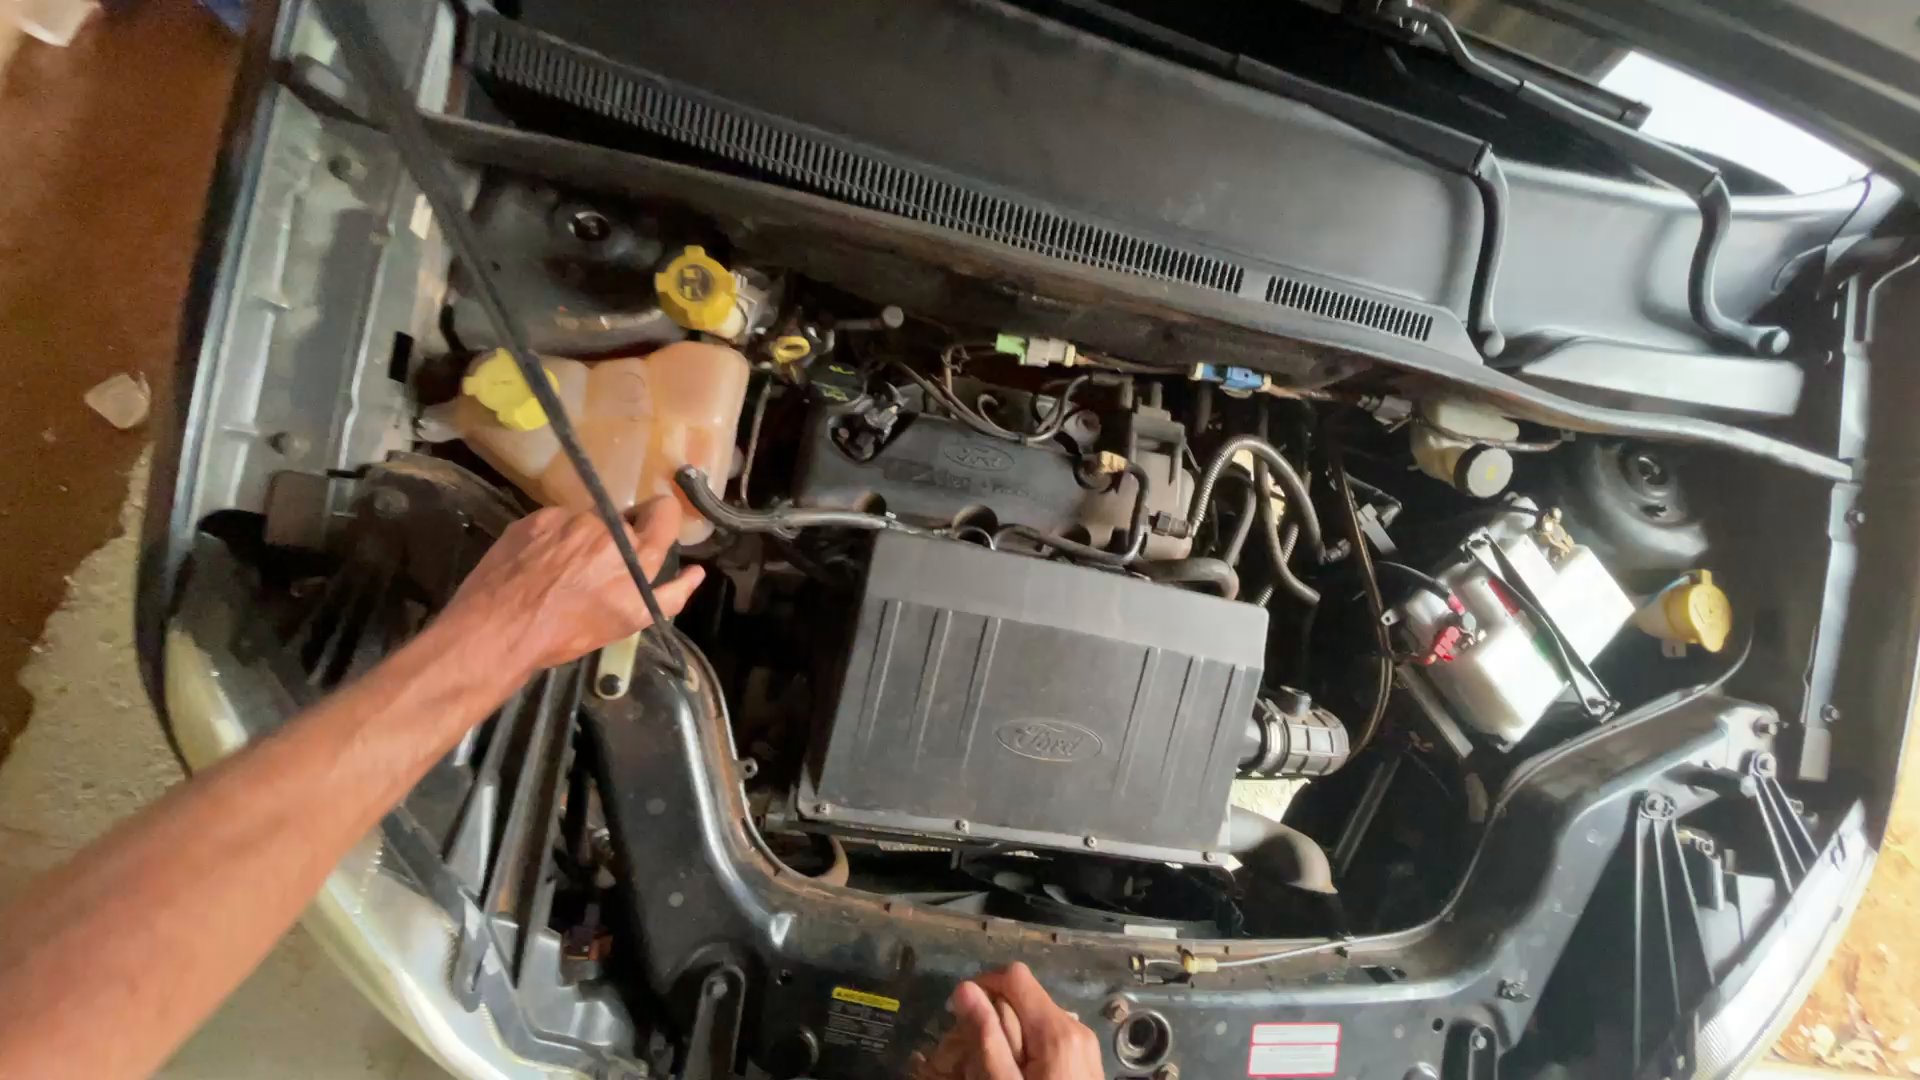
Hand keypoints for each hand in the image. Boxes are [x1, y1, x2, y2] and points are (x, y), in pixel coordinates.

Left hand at [441, 496, 705, 676]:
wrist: (498, 630)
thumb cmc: (570, 631)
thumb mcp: (631, 622)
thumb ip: (672, 594)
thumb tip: (698, 571)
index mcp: (637, 553)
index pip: (665, 511)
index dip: (662, 517)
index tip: (652, 530)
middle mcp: (608, 528)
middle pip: (624, 519)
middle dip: (617, 538)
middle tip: (597, 569)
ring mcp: (569, 519)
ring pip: (588, 521)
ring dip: (584, 538)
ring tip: (563, 569)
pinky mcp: (536, 518)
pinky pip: (557, 522)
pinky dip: (554, 537)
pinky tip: (540, 563)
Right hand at [914, 963, 1104, 1079]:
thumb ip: (986, 1038)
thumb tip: (964, 989)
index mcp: (1057, 1030)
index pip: (1015, 977)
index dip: (983, 986)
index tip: (960, 1016)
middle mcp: (1075, 1028)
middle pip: (1025, 997)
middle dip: (995, 1017)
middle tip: (970, 1054)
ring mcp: (1084, 1046)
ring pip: (1035, 1018)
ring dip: (1009, 1035)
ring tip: (992, 1070)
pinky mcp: (1085, 1063)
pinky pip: (1049, 1039)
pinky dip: (1027, 1049)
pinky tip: (1017, 1077)